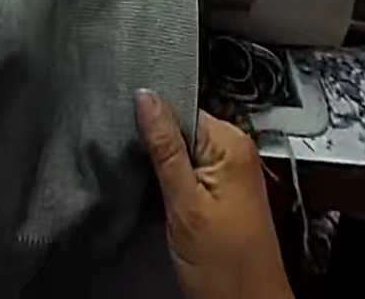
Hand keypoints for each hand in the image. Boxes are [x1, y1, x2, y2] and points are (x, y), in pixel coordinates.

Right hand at [135, 89, 293, 298]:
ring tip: (150, 186)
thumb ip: (165, 148)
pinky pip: (192, 170)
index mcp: (230, 141)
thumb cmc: (225, 267)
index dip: (153, 120)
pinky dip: (174, 182)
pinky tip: (163, 197)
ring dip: (164, 166)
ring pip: (184, 150)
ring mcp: (231, 170)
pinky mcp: (224, 191)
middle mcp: (235, 148)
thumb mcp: (186, 205)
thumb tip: (146, 96)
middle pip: (183, 127)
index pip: (182, 108)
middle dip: (157, 145)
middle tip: (137, 168)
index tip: (129, 134)